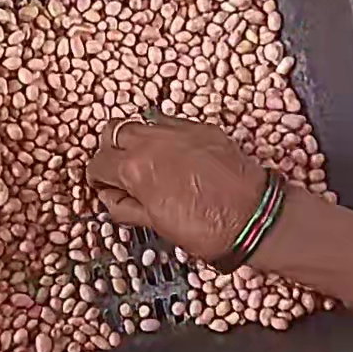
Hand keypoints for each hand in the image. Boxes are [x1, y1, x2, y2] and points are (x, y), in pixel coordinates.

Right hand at [86, 114, 269, 261]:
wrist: (255, 218)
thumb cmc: (206, 228)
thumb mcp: (156, 224)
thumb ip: (125, 206)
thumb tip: (111, 197)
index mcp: (134, 168)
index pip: (98, 163)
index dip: (97, 178)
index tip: (104, 186)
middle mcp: (152, 142)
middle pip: (112, 132)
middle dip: (111, 151)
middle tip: (120, 171)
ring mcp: (178, 131)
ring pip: (140, 123)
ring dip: (135, 140)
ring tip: (146, 163)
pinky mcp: (201, 129)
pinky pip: (169, 124)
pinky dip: (163, 137)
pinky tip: (173, 157)